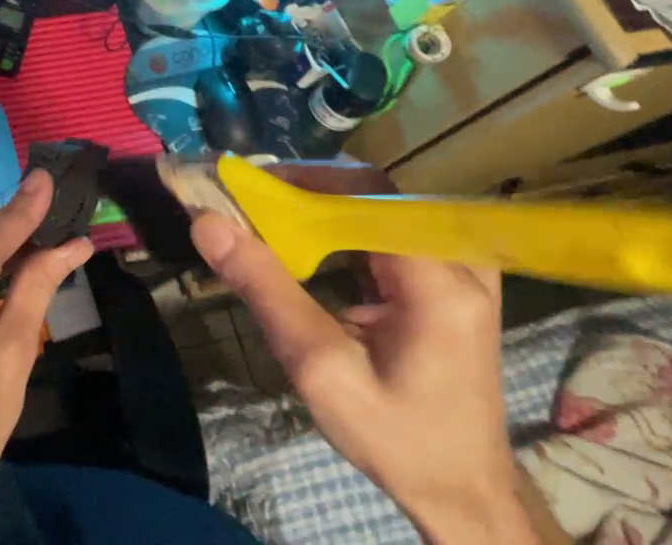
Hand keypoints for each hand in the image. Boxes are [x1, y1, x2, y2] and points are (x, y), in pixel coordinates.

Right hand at [192, 211, 536, 543]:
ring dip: (323, 209)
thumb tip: (207, 225)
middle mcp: (460, 259)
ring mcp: (464, 268)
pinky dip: (345, 229)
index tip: (247, 188)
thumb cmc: (395, 437)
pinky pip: (392, 230)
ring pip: (382, 208)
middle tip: (252, 206)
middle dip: (307, 193)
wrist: (464, 490)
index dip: (303, 181)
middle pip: (375, 195)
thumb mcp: (320, 369)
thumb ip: (266, 290)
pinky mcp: (454, 279)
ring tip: (271, 221)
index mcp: (438, 279)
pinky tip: (310, 246)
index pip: (367, 194)